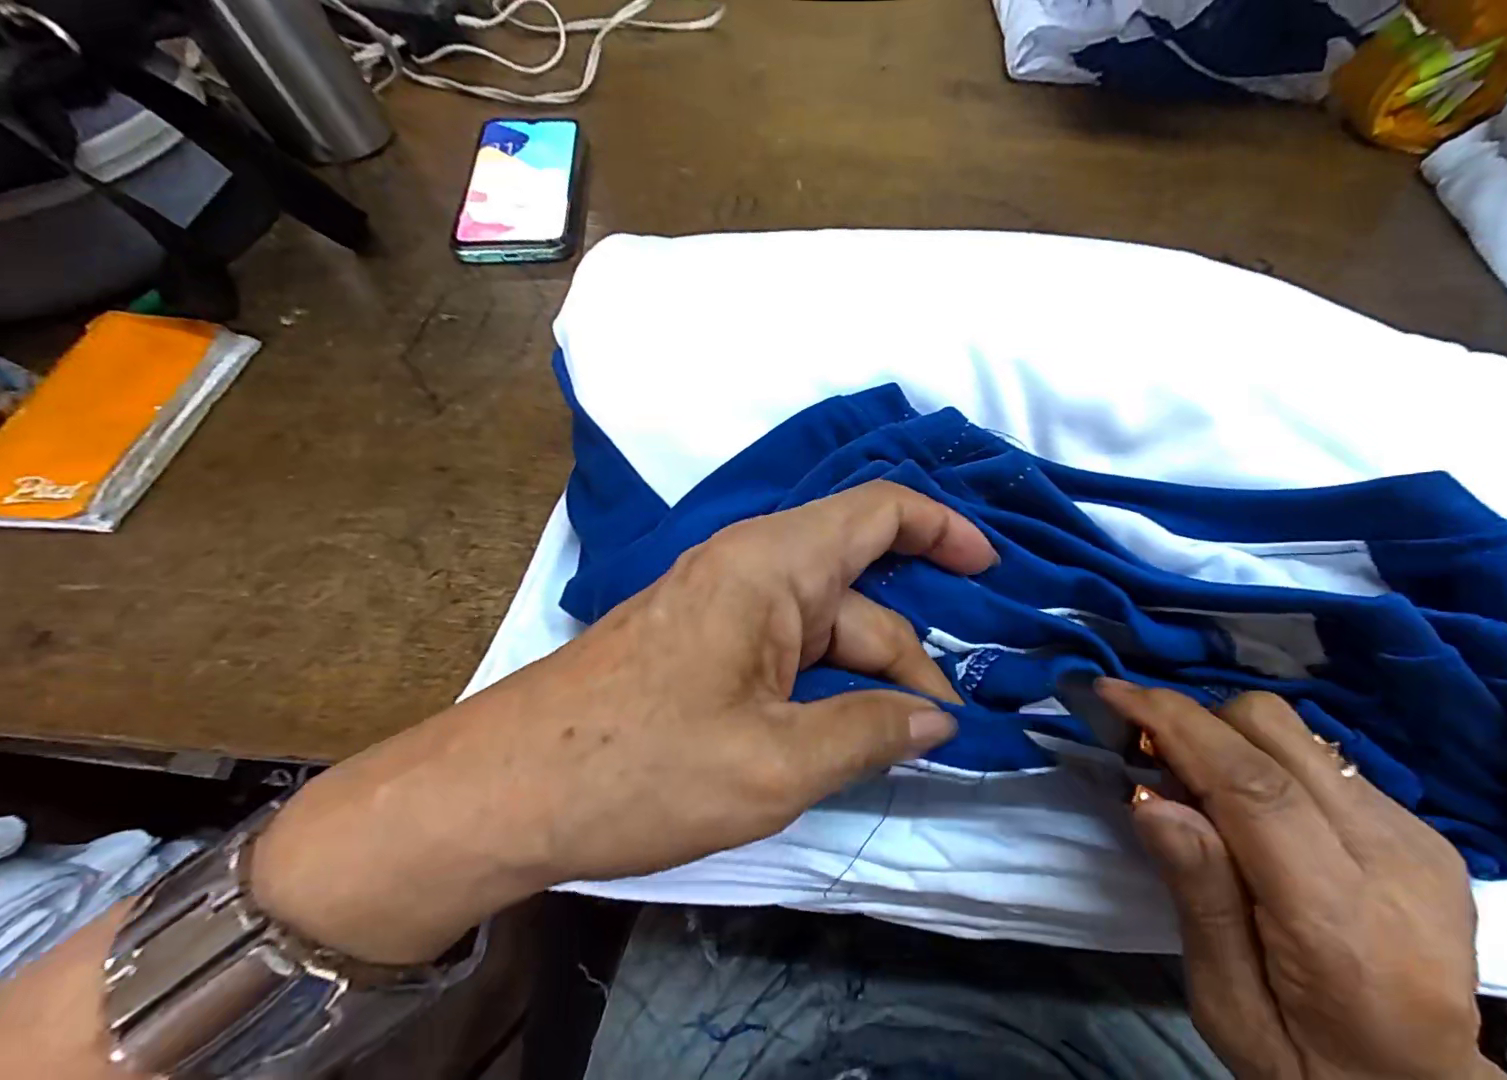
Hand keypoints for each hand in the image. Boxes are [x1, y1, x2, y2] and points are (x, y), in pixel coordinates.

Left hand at [252, 480, 994, 963]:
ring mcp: (730, 609)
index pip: (880, 510)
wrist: (494, 798)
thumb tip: (939, 721)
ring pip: (831, 630)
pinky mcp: (712, 645)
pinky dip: (833, 686)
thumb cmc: (637, 768)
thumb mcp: (774, 763)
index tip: (990, 569)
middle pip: (863, 592)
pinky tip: (850, 732)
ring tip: (902, 740)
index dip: (944, 528)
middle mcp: (755, 570)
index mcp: (772, 565)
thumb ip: (870, 732)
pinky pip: (796, 652)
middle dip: (912, 654)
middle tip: (946, 723)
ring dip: (872, 680)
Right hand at [1097, 683, 1497, 1079]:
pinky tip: (1258, 813)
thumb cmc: (1311, 1067)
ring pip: (1300, 733)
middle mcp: (1392, 857)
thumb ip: (1198, 899)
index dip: (1178, 725)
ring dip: (1232, 738)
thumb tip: (1151, 799)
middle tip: (1152, 756)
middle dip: (1199, 722)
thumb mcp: (1230, 1011)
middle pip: (1278, 732)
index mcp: (1341, 920)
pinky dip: (1270, 762)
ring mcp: (1417, 836)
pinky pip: (1324, 759)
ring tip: (1199, 784)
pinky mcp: (1424, 830)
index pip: (1253, 786)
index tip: (1115, 692)